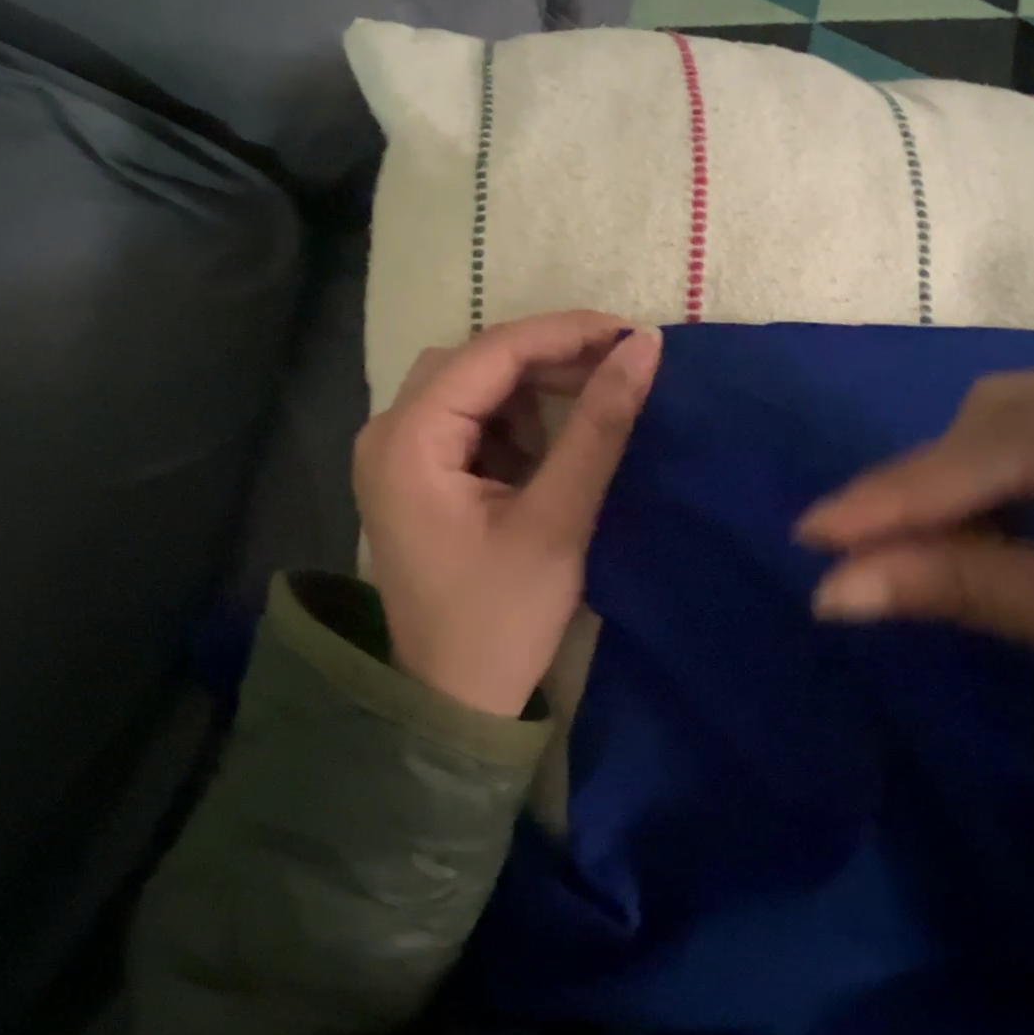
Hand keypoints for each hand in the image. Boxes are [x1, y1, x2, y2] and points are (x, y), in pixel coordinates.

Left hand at [354, 312, 660, 717]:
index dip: (566, 333)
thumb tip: (645, 348)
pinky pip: (468, 426)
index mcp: (408, 441)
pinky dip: (514, 426)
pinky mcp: (414, 480)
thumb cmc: (502, 619)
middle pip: (474, 364)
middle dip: (549, 361)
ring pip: (472, 390)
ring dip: (533, 393)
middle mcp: (388, 435)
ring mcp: (396, 458)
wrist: (454, 700)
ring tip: (590, 415)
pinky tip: (551, 451)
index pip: (490, 353)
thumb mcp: (558, 519)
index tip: (633, 335)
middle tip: (618, 371)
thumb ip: (599, 427)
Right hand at [798, 354, 1033, 837]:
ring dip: (960, 478)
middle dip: (930, 483)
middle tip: (854, 549)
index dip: (909, 490)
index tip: (812, 531)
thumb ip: (963, 589)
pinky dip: (1004, 479)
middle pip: (1020, 411)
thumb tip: (829, 590)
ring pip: (1031, 416)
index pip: (1025, 443)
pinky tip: (983, 521)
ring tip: (914, 541)